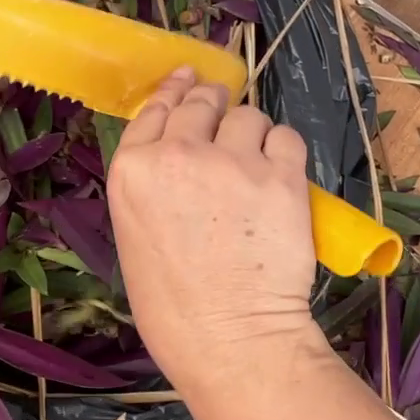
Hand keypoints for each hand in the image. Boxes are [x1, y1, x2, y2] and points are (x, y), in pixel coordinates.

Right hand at [107, 68, 322, 395]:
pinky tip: (279, 176)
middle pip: (203, 101)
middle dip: (214, 104)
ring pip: (249, 115)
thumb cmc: (172, 307)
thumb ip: (151, 184)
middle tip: (225, 122)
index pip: (156, 108)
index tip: (188, 79)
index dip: (175, 90)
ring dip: (251, 134)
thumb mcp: (135, 235)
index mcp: (133, 171)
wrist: (229, 340)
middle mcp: (179, 154)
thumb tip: (179, 154)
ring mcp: (232, 161)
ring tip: (255, 168)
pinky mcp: (281, 176)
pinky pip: (286, 137)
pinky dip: (283, 152)